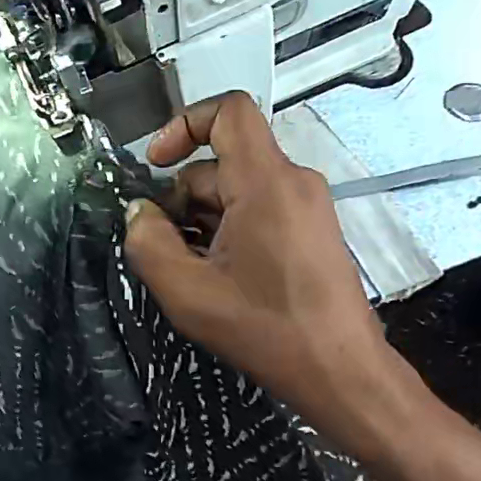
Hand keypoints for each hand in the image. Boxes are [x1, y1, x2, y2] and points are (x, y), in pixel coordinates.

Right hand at [123, 92, 403, 430]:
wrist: (340, 369)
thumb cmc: (267, 330)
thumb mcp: (189, 292)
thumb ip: (148, 244)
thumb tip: (139, 213)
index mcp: (267, 182)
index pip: (229, 111)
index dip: (184, 123)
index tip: (155, 163)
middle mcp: (294, 182)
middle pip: (224, 161)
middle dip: (184, 197)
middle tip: (166, 246)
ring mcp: (308, 206)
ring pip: (240, 189)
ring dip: (205, 219)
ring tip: (193, 269)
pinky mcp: (313, 229)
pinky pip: (262, 208)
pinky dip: (232, 229)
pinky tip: (220, 274)